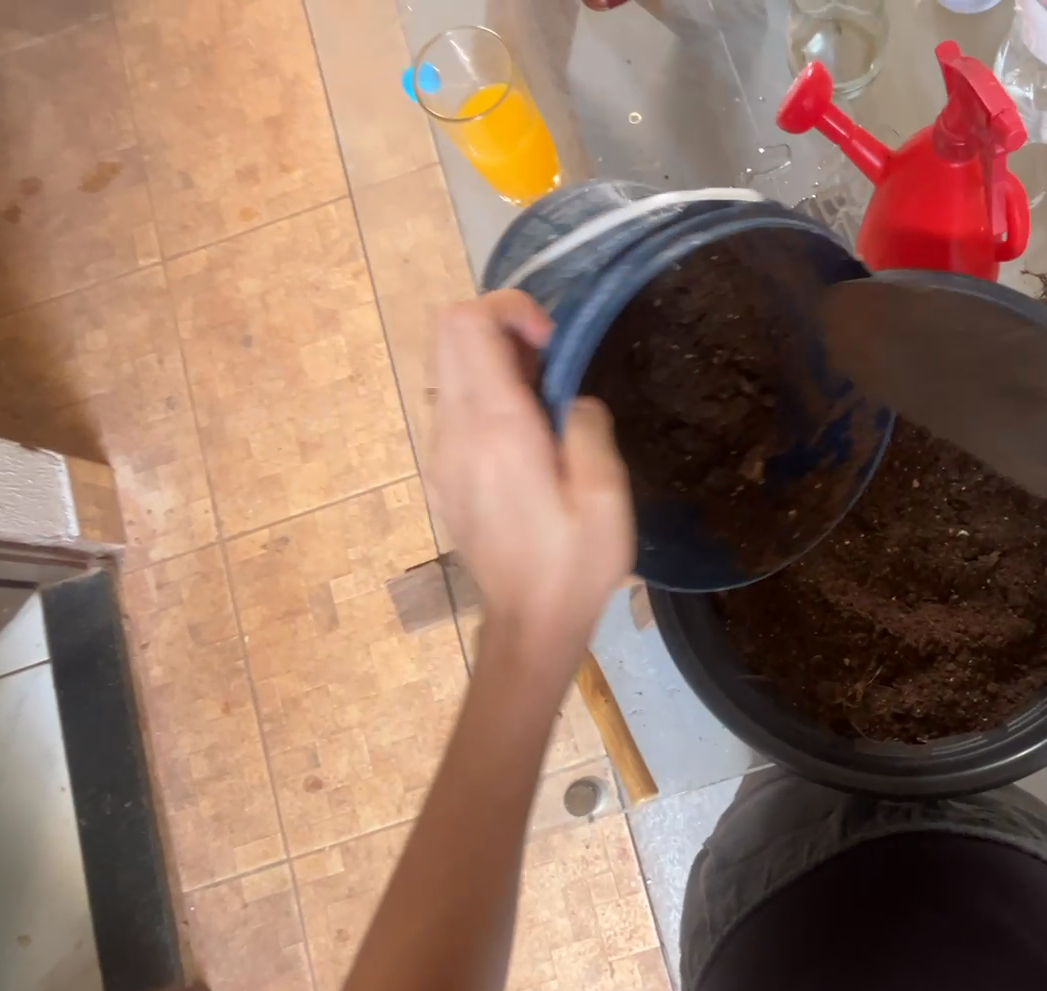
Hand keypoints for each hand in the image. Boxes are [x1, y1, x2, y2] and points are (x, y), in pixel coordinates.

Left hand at [426, 291, 633, 644]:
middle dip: (500, 329)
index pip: (467, 322)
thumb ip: (588, 426)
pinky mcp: (442, 477)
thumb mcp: (605, 494)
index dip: (510, 309)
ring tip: (544, 409)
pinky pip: (453, 411)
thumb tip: (571, 400)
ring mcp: (440, 456)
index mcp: (497, 428)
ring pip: (448, 371)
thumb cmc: (574, 563)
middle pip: (446, 334)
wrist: (529, 624)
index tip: (553, 344)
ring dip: (494, 366)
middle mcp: (454, 431)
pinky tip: (525, 445)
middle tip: (550, 368)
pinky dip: (485, 401)